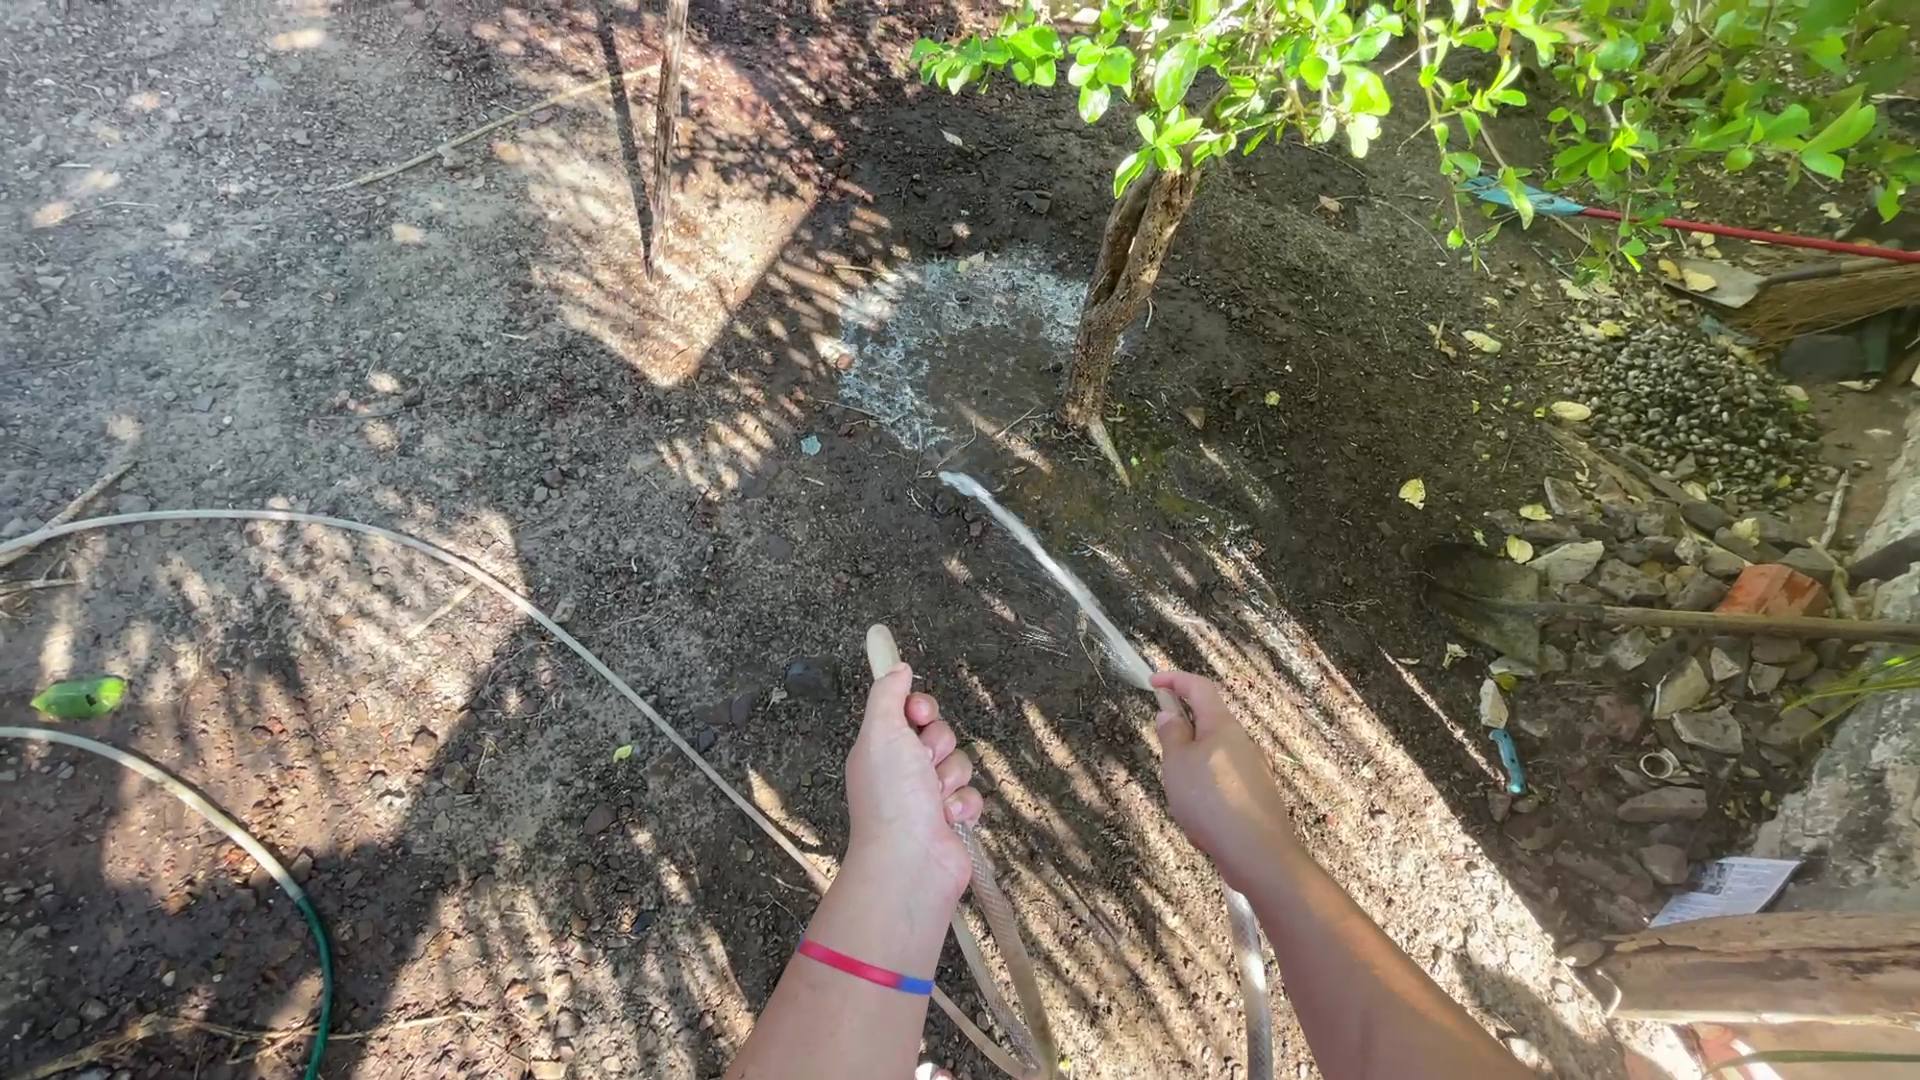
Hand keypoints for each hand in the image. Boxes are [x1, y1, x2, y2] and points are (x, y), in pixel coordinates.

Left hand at [844, 664, 982, 908]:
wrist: (910, 863)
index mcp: (882, 747)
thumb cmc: (890, 797)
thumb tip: (898, 667)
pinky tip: (947, 820)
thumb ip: (888, 694)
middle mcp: (904, 769)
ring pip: (960, 763)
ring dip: (951, 778)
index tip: (919, 715)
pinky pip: (973, 794)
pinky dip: (963, 806)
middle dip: (939, 746)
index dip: (922, 708)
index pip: (912, 710)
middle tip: (922, 766)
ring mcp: (928, 796)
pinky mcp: (952, 819)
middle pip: (941, 733)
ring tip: (934, 800)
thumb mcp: (881, 732)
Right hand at [1150, 671, 1293, 886]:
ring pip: (1214, 753)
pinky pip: (1223, 779)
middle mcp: (1241, 741)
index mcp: (1222, 725)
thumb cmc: (1210, 800)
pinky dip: (1204, 785)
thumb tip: (1169, 714)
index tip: (1152, 682)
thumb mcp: (1177, 763)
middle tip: (1163, 748)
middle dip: (1183, 727)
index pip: (1199, 687)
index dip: (1175, 679)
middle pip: (1209, 720)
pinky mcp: (1255, 795)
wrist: (1258, 853)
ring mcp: (1252, 769)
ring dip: (1191, 762)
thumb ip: (1172, 735)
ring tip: (1178, 793)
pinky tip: (1198, 816)